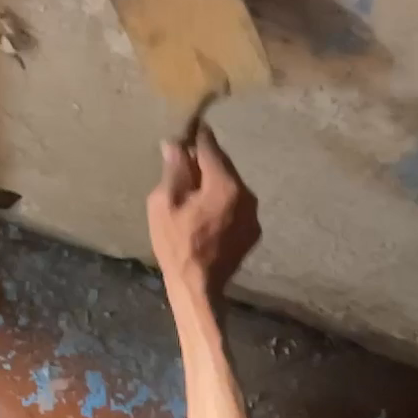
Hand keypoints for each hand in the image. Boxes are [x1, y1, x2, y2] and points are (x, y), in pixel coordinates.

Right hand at [146, 123, 259, 297]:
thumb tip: (175, 143)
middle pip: (223, 167)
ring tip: (194, 197)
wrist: (198, 289)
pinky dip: (223, 206)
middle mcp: (247, 194)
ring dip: (215, 186)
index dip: (196, 137)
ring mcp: (253, 215)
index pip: (210, 147)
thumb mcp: (164, 204)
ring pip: (231, 188)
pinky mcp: (252, 233)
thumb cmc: (176, 246)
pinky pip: (236, 208)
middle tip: (184, 169)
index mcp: (225, 184)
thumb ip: (174, 170)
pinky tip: (207, 218)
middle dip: (204, 165)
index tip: (188, 129)